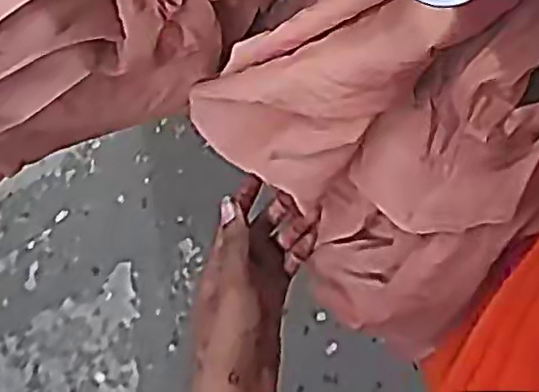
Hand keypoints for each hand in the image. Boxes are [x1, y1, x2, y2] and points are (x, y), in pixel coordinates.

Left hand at [191, 177, 318, 391]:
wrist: (240, 386)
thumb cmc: (226, 342)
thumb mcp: (231, 284)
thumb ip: (233, 242)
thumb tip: (228, 204)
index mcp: (222, 261)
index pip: (235, 215)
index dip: (248, 191)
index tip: (265, 168)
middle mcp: (240, 267)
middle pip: (263, 225)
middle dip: (281, 204)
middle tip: (303, 184)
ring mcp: (259, 281)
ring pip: (280, 242)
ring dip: (297, 224)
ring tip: (316, 207)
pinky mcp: (275, 295)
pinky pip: (291, 263)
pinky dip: (303, 248)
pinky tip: (315, 238)